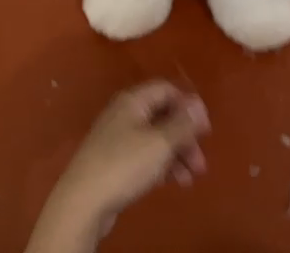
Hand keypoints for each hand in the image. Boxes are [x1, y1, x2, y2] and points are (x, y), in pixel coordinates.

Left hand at [26, 82, 210, 252]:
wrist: (84, 200)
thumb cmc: (124, 164)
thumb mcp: (159, 143)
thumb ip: (182, 123)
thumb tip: (198, 103)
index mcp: (133, 101)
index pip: (166, 90)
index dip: (188, 105)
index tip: (206, 130)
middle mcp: (125, 113)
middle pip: (163, 115)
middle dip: (185, 136)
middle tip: (201, 162)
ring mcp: (118, 137)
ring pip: (156, 138)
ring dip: (177, 154)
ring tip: (191, 178)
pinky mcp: (116, 160)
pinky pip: (145, 155)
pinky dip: (162, 164)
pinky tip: (174, 182)